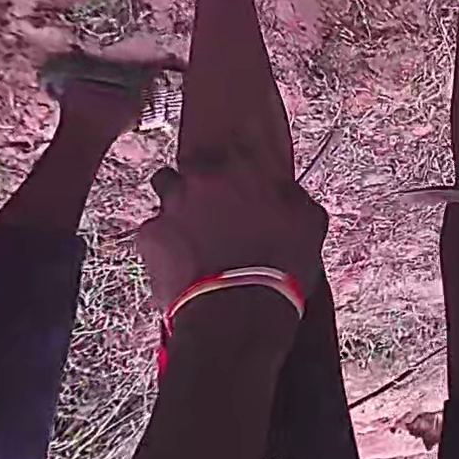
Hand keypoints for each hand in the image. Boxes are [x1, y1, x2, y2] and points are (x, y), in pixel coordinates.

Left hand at [136, 148, 327, 311]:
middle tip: (219, 214)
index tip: (243, 185)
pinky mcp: (150, 234)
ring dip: (181, 209)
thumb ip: (292, 196)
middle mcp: (202, 177)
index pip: (234, 149)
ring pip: (167, 193)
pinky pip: (155, 231)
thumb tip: (288, 193)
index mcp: (243, 166)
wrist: (240, 310)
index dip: (238, 170)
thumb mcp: (309, 223)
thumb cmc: (279, 267)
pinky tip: (185, 263)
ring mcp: (171, 204)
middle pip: (194, 169)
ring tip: (199, 239)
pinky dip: (166, 244)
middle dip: (203, 187)